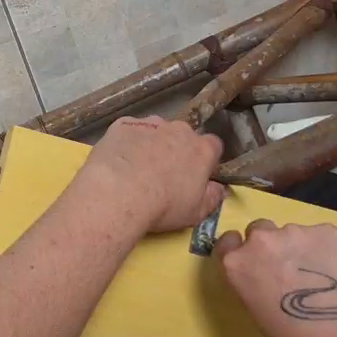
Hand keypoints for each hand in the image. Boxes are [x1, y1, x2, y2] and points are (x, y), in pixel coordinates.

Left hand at [77, 116, 223, 233]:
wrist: (118, 192)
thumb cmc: (162, 206)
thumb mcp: (196, 212)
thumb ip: (212, 197)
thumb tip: (219, 188)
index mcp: (202, 150)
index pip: (213, 146)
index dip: (204, 160)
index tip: (195, 174)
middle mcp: (179, 130)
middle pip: (182, 136)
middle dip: (176, 150)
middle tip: (163, 173)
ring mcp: (150, 123)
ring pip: (155, 131)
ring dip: (151, 144)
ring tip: (136, 168)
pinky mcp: (123, 124)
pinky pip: (129, 131)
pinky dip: (127, 142)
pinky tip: (118, 160)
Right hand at [214, 221, 336, 336]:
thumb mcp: (259, 311)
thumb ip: (254, 281)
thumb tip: (266, 274)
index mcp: (238, 265)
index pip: (227, 242)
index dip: (240, 250)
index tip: (252, 261)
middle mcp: (262, 241)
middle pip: (261, 231)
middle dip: (272, 247)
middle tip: (292, 272)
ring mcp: (297, 232)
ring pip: (295, 234)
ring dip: (303, 249)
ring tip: (326, 278)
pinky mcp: (330, 230)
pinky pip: (323, 236)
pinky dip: (330, 250)